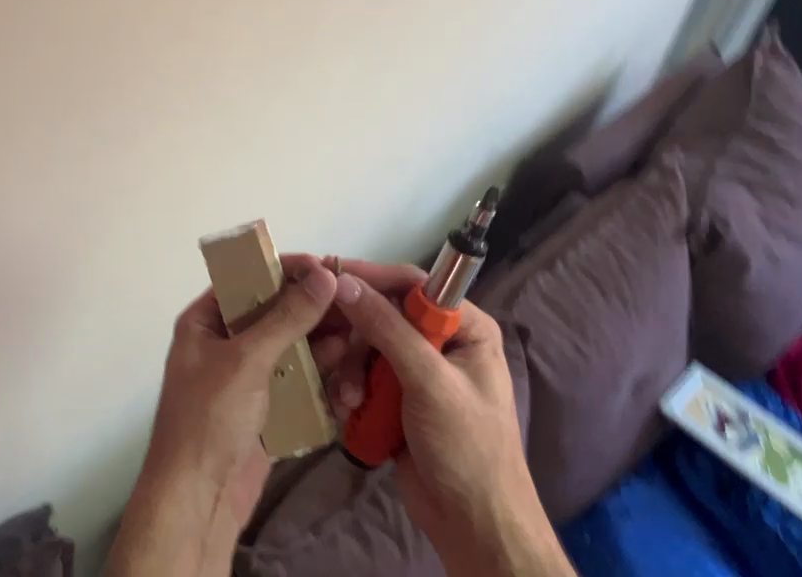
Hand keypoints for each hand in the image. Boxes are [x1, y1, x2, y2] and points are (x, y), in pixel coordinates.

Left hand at [106, 256, 337, 576]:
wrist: (197, 499)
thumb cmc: (209, 417)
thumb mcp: (247, 359)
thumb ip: (287, 317)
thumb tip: (324, 275)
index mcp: (205, 321)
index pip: (247, 280)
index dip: (284, 270)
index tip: (325, 266)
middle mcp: (224, 342)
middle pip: (273, 313)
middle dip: (310, 308)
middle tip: (353, 300)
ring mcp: (246, 377)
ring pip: (289, 347)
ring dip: (319, 341)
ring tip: (357, 331)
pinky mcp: (265, 407)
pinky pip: (295, 380)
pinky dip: (318, 373)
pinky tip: (346, 367)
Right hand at [324, 265, 574, 576]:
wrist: (473, 526)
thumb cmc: (466, 448)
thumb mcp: (429, 382)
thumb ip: (387, 328)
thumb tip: (346, 282)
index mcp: (464, 328)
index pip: (411, 284)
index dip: (370, 277)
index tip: (328, 275)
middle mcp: (440, 342)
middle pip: (381, 315)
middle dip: (356, 338)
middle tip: (330, 350)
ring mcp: (415, 373)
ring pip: (365, 348)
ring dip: (351, 371)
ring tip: (350, 399)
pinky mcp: (396, 400)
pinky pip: (361, 377)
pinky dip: (350, 390)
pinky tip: (349, 410)